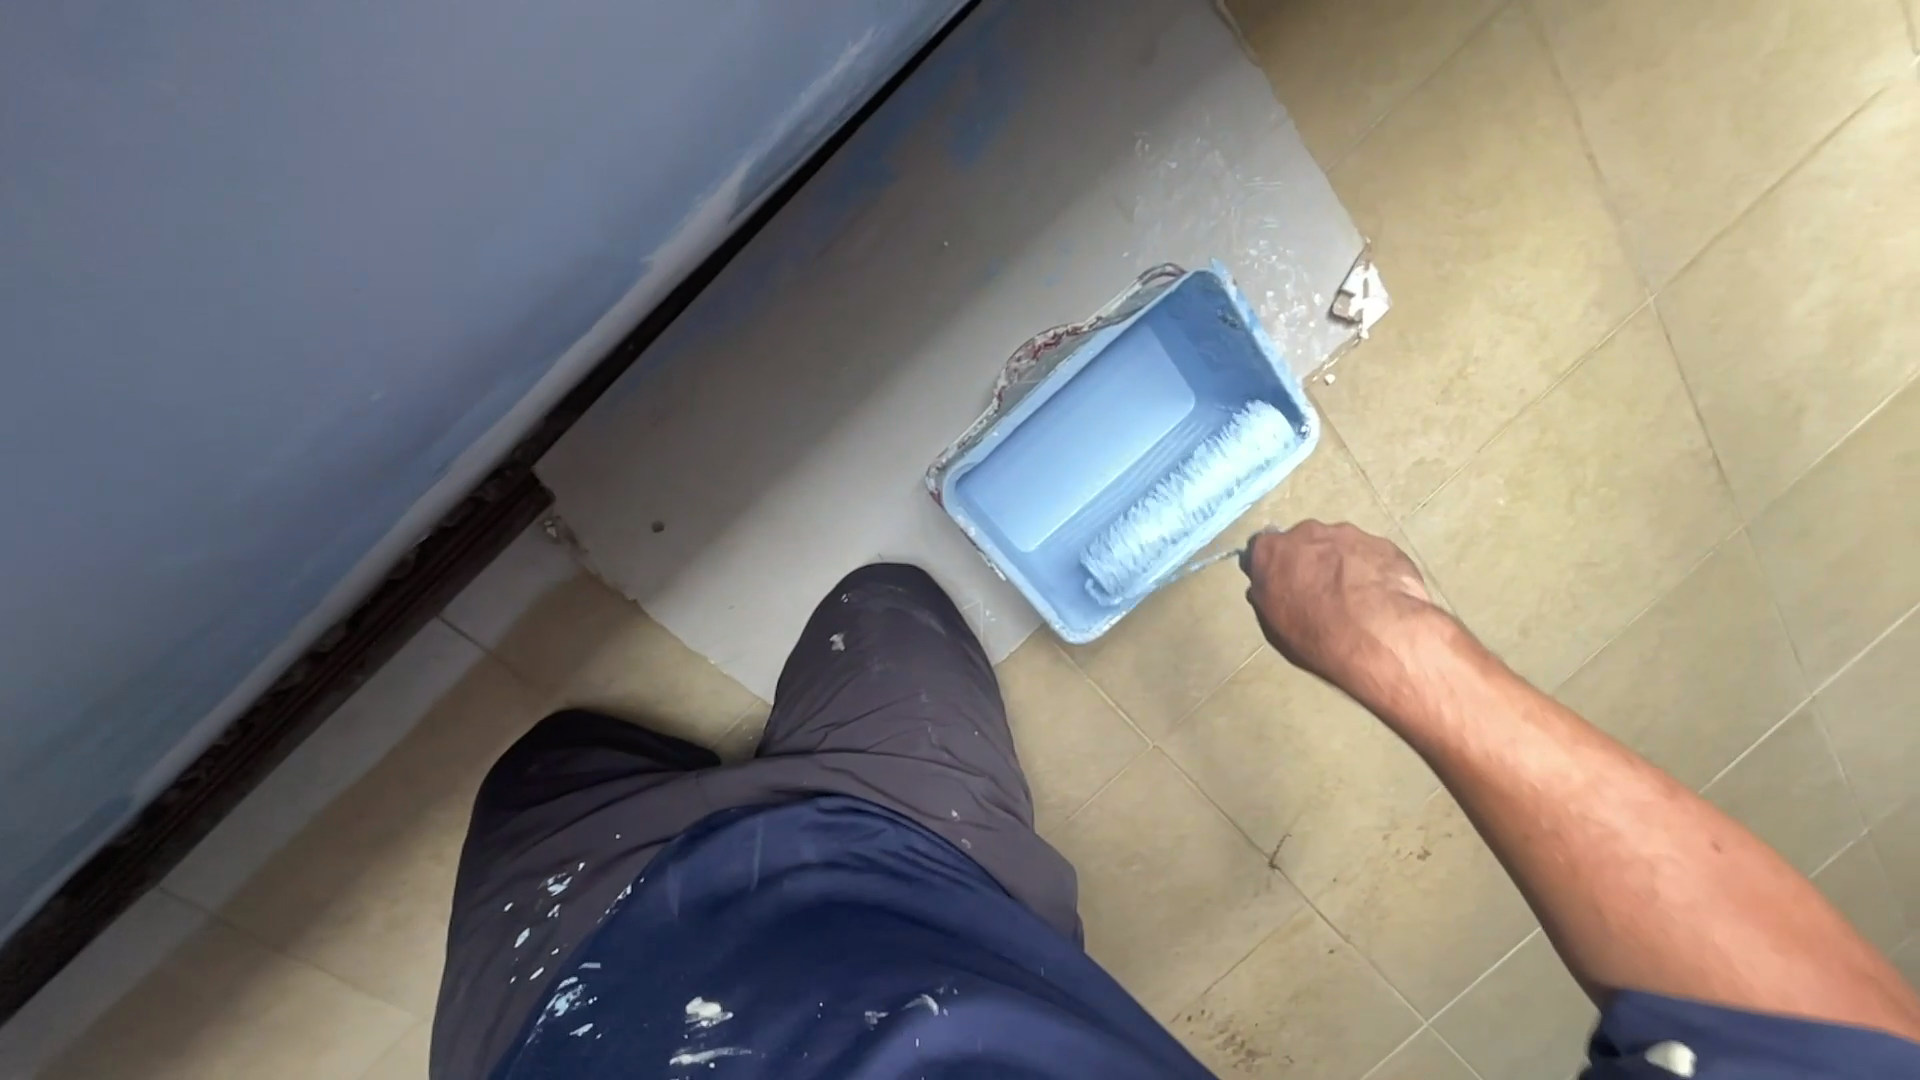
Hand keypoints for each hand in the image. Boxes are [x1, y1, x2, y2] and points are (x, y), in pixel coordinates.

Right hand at [1240, 521, 1435, 693]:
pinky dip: (1371, 569)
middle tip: (1320, 590)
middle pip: (1303, 542)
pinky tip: (1379, 594)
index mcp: (1271, 550)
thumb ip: (1268, 594)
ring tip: (1355, 595)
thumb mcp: (1274, 622)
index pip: (1263, 549)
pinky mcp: (1382, 542)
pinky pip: (1370, 554)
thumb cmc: (1314, 633)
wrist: (1378, 633)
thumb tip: (1269, 585)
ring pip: (1339, 545)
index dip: (1274, 566)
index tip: (1282, 583)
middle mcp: (1306, 532)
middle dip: (1309, 560)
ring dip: (1341, 563)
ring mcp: (1347, 534)